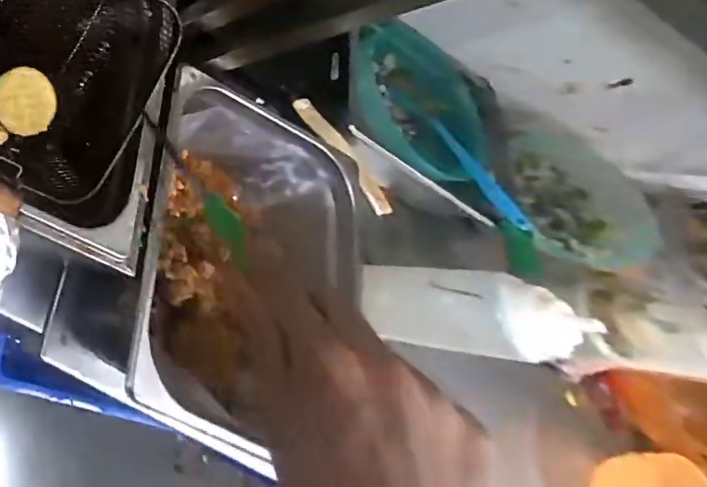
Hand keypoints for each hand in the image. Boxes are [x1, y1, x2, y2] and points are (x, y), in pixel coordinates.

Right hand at [224, 249, 486, 486]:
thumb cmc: (320, 481)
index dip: (270, 262)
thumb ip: (262, 344)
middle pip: (337, 304)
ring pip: (380, 349)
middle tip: (303, 340)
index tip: (259, 243)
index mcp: (326, 357)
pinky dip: (404, 401)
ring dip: (361, 361)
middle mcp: (380, 358)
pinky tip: (400, 437)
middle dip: (315, 311)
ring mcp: (431, 388)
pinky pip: (423, 391)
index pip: (288, 286)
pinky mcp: (469, 422)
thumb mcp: (277, 417)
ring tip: (357, 407)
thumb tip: (236, 285)